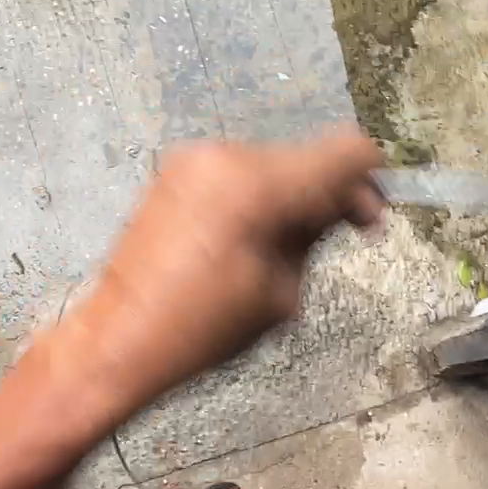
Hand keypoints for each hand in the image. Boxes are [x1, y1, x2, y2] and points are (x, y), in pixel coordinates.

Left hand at [58, 126, 384, 411]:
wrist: (118, 338)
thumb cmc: (201, 330)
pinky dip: (252, 199)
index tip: (369, 217)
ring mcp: (192, 161)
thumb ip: (315, 239)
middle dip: (325, 196)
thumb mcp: (278, 295)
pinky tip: (244, 241)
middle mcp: (225, 156)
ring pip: (269, 166)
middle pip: (304, 157)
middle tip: (331, 243)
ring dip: (287, 199)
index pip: (344, 150)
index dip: (370, 180)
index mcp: (257, 185)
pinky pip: (233, 175)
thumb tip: (340, 209)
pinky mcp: (172, 174)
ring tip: (276, 253)